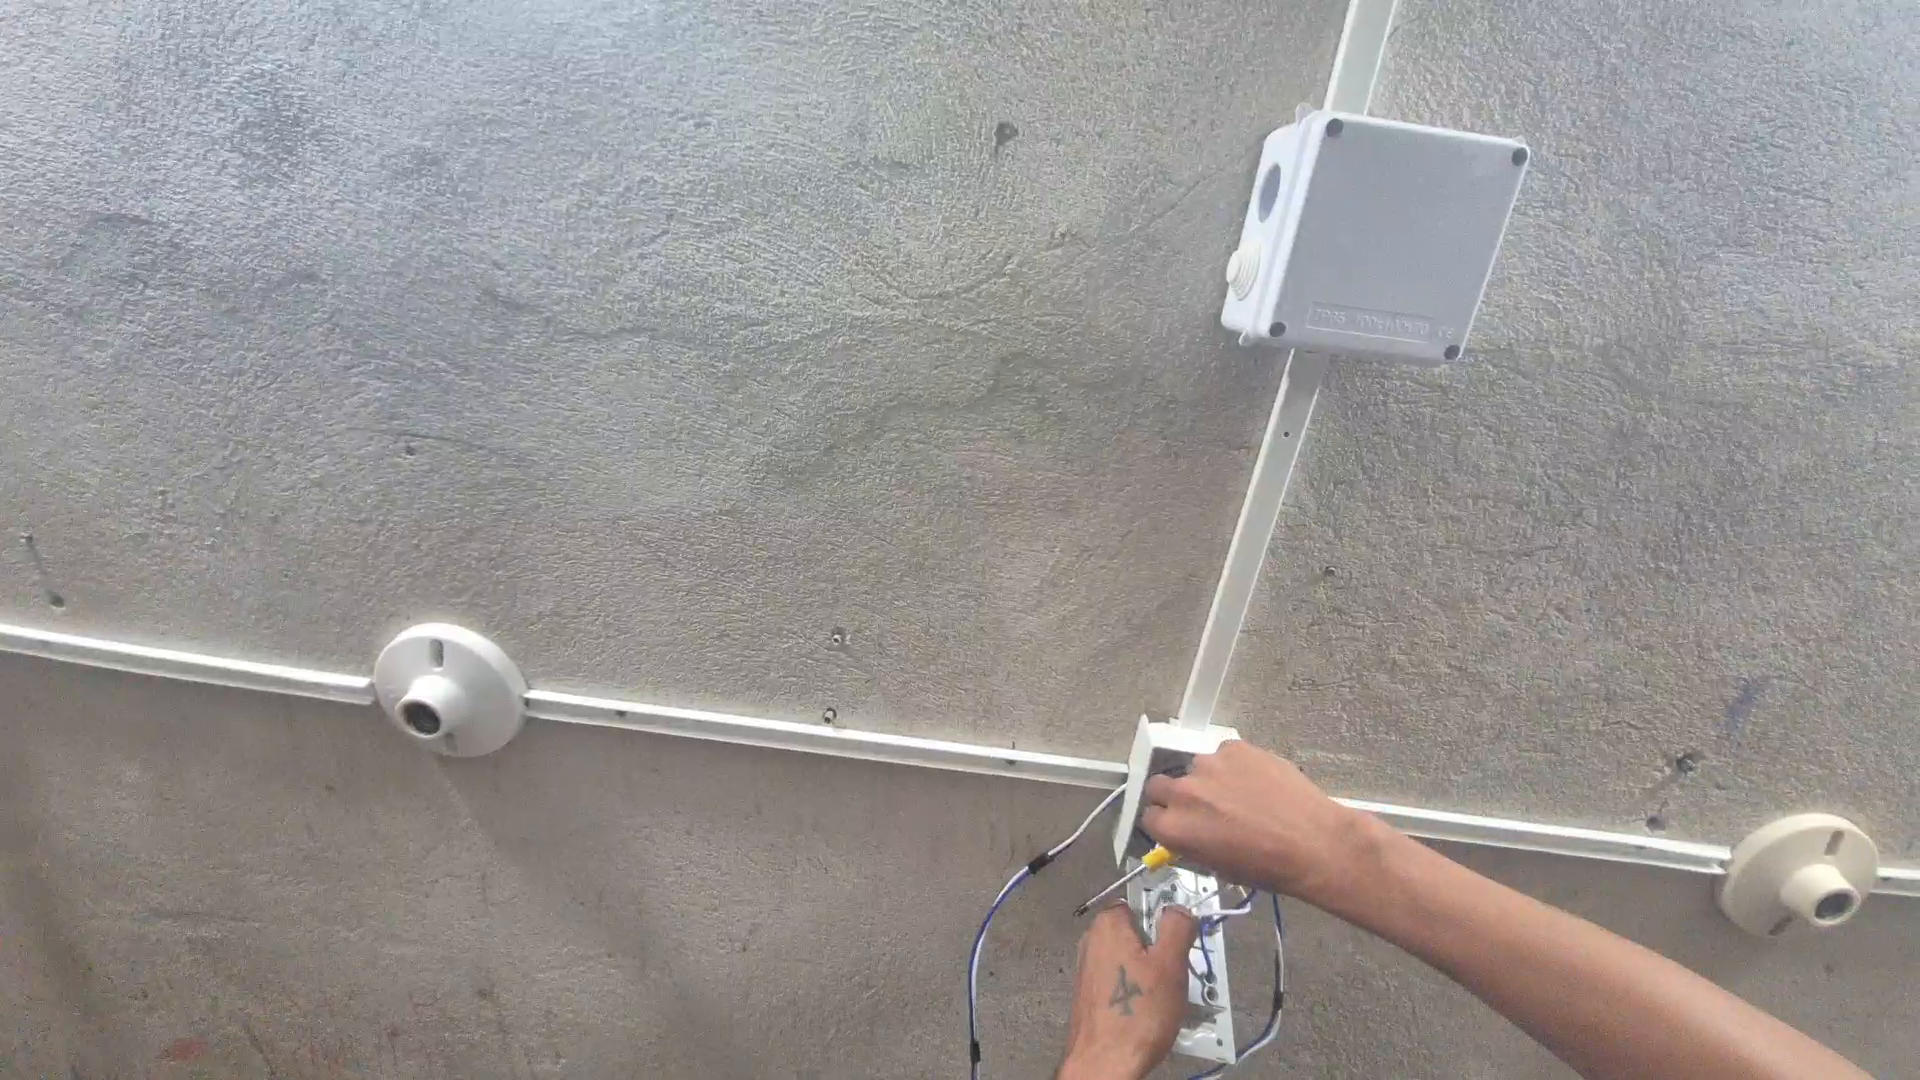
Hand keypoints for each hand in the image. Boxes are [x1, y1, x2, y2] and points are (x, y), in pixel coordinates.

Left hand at [1057, 903, 1197, 1079]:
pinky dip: (1135, 993)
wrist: (1104, 1064)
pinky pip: (1120, 982)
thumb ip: (1177, 927)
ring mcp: (1087, 966)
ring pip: (1131, 961)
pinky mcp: (1088, 992)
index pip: (1143, 906)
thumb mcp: (1170, 964)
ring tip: (1166, 1003)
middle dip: (1160, 954)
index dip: (1164, 925)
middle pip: (1137, 935)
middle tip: (1176, 980)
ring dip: (1151, 977)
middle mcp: (1092, 937)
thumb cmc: (1138, 1011)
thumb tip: (1179, 908)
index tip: (1180, 949)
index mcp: (1109, 922)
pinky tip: (1148, 1016)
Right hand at [1141, 740, 1363, 907]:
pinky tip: (1259, 782)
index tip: (1180, 825)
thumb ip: (1191, 843)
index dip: (1165, 821)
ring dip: (1210, 779)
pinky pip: (1225, 754)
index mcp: (1175, 827)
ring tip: (1242, 794)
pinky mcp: (1233, 747)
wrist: (1316, 843)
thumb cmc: (1268, 867)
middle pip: (1159, 785)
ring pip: (1197, 768)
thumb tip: (1188, 832)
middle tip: (1202, 806)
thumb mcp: (1218, 867)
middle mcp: (1182, 791)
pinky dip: (1236, 766)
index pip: (1149, 817)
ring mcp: (1207, 764)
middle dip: (1174, 795)